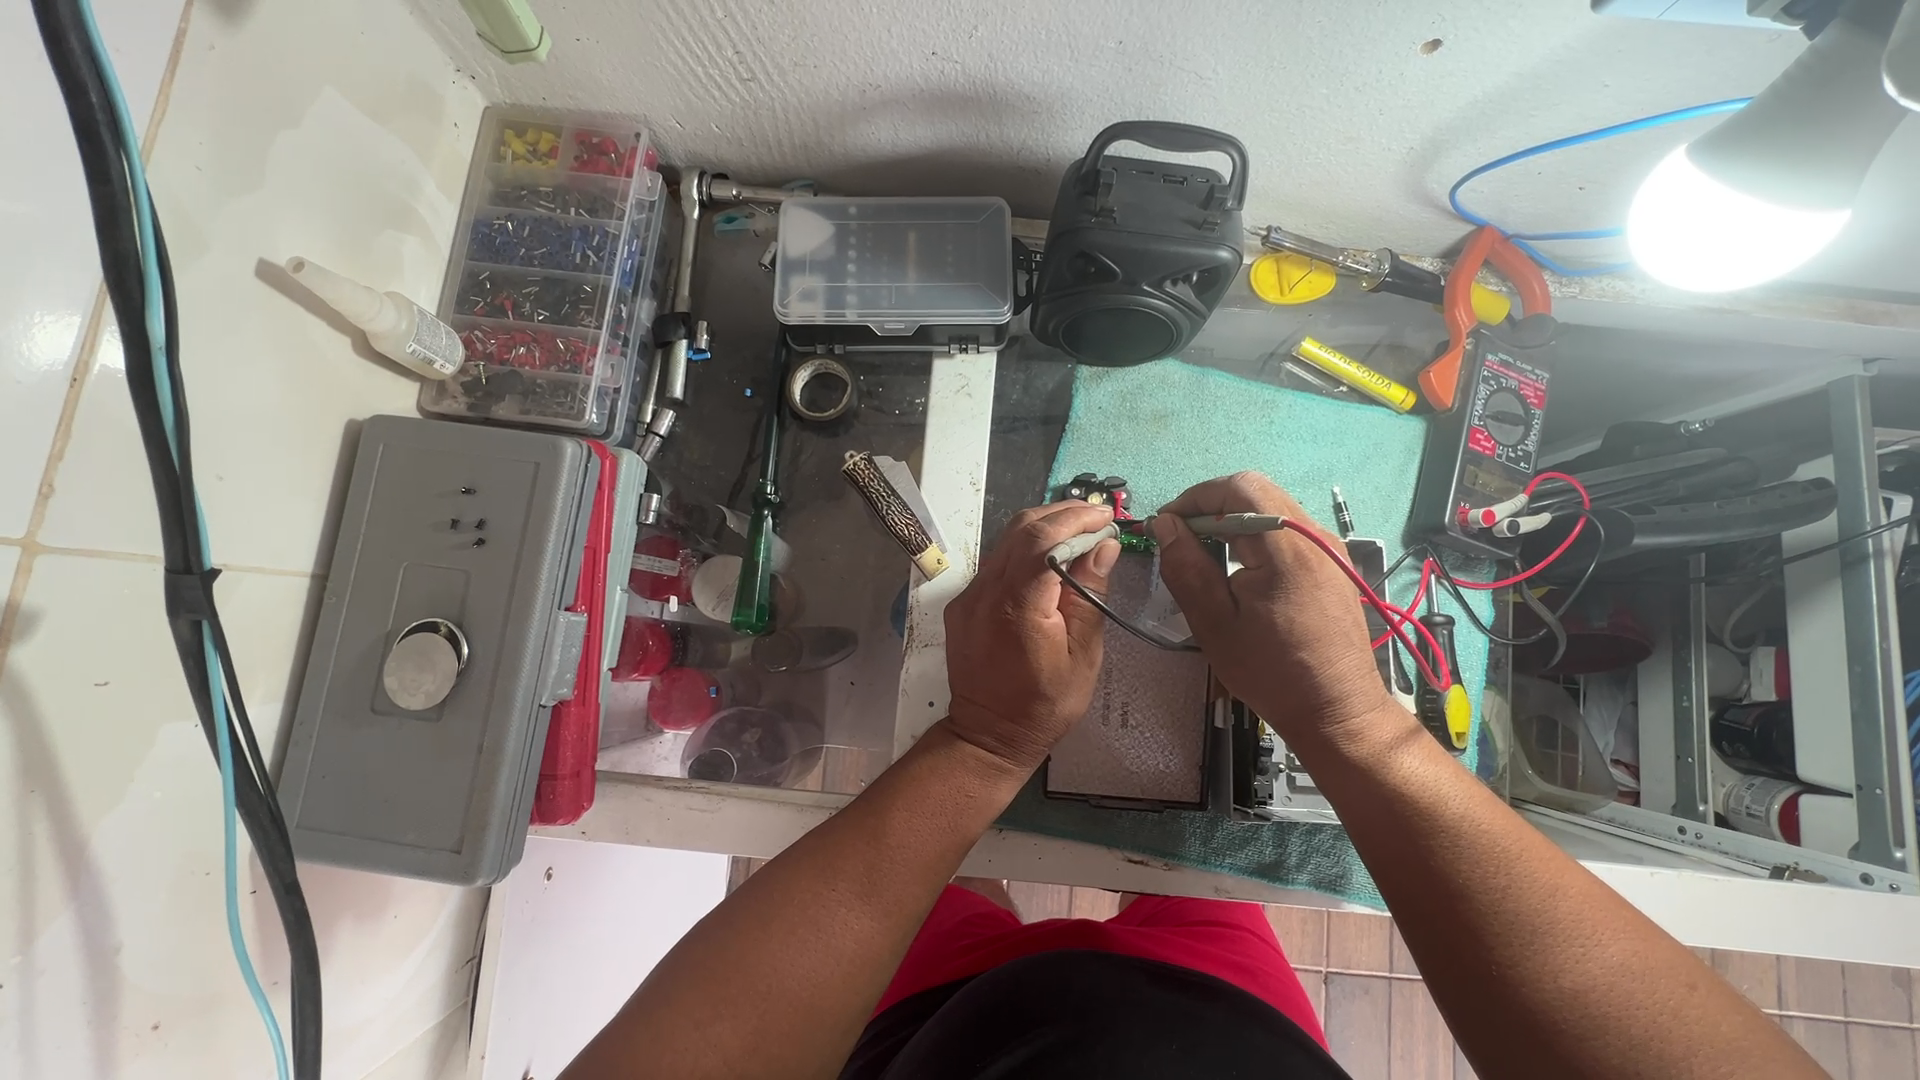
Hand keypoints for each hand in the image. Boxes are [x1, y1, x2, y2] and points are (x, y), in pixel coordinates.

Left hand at [942, 501, 1119, 773]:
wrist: (987, 736)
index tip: (1105, 516)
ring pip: (1004, 541)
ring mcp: (968, 596)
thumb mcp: (1082, 657)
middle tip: (1096, 517)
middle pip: (1019, 530)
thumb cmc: (1044, 706)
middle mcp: (985, 593)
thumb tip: (1103, 547)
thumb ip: (1089, 597)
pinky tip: (1049, 556)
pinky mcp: (962, 603)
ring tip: (1078, 530)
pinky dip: (1024, 549)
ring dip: (1042, 528)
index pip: (1041, 541)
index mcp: (1017, 607)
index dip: (1075, 520)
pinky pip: (995, 563)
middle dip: (1060, 515)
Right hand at [1152, 473, 1399, 751]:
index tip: (1167, 526)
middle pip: (1256, 492)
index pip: (1238, 488)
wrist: (1337, 710)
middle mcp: (1315, 535)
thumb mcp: (1214, 622)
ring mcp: (1329, 547)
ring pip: (1271, 509)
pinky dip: (1253, 536)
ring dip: (1231, 520)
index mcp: (1287, 546)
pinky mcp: (1332, 563)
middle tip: (1181, 539)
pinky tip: (1236, 568)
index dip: (1195, 498)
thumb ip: (1186, 566)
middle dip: (1211, 507)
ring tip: (1204, 554)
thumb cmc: (1271, 671)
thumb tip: (1166, 525)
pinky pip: (1286, 530)